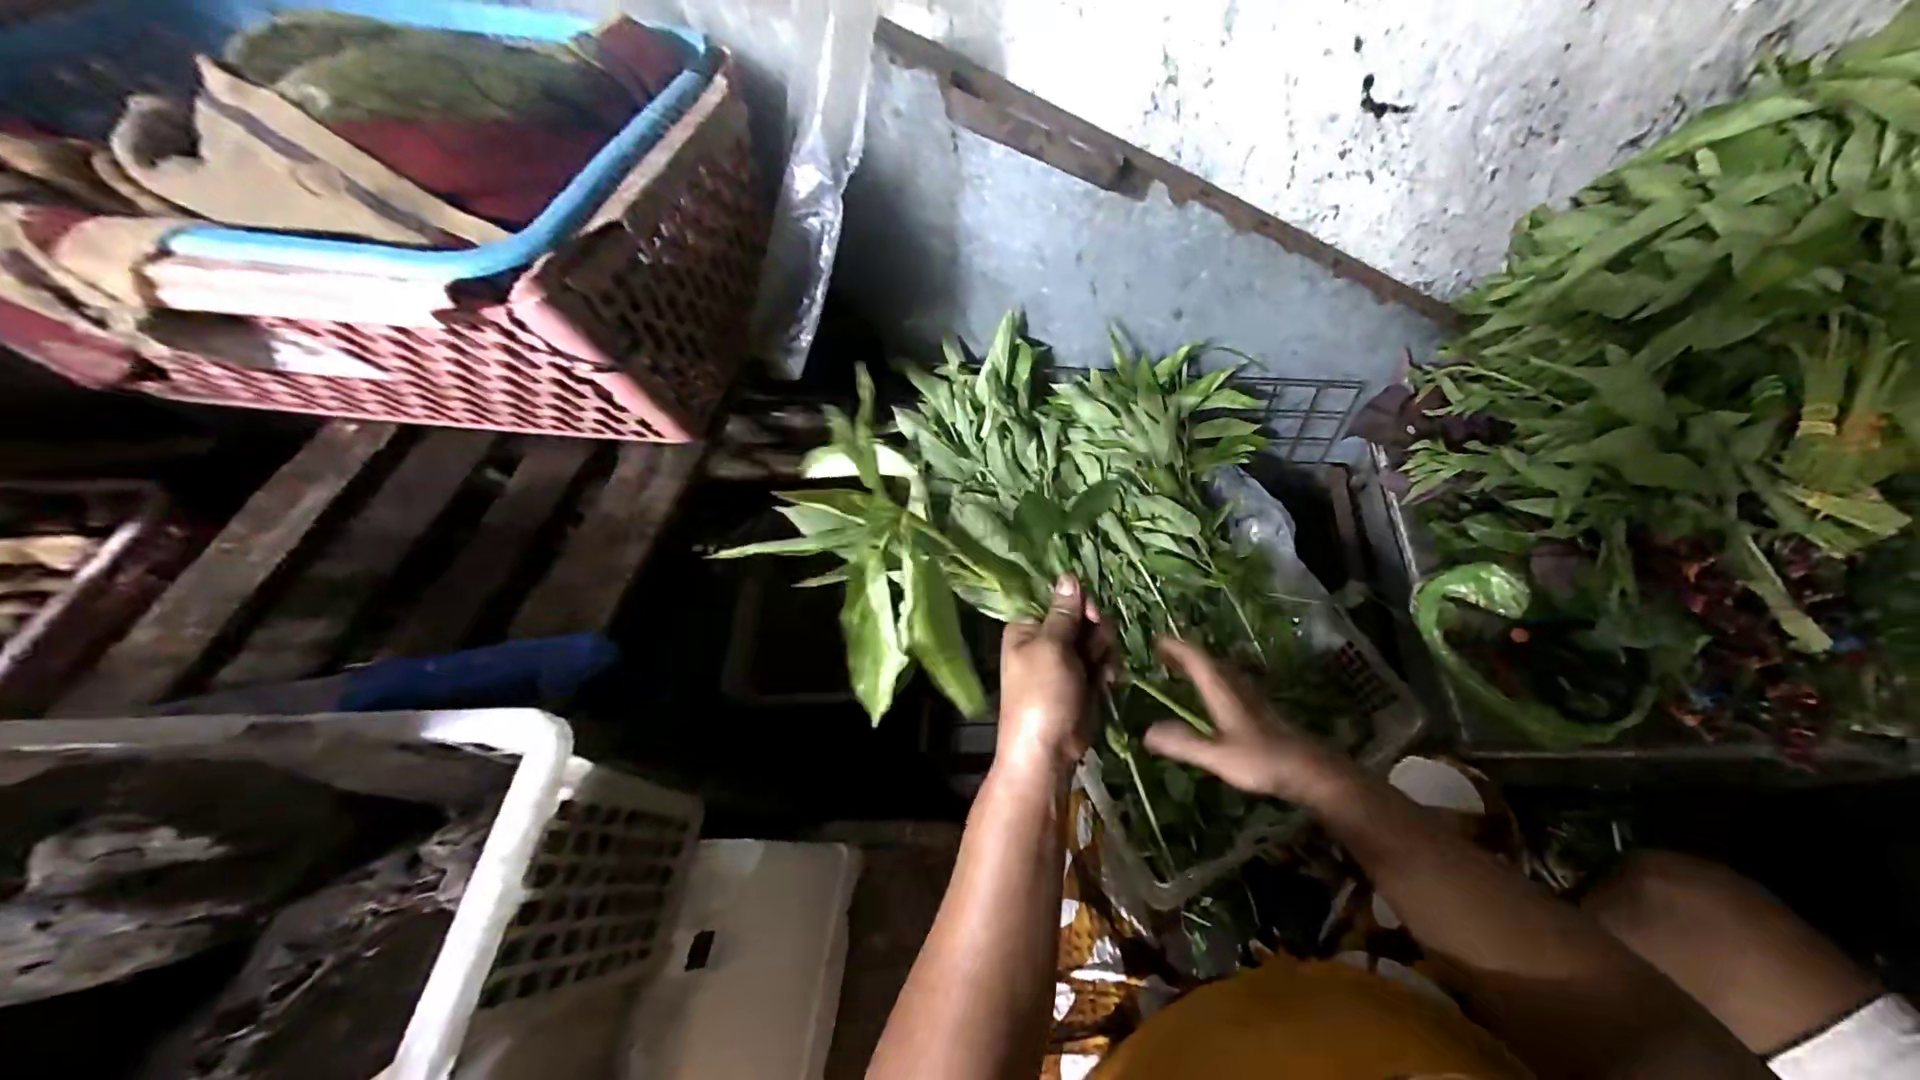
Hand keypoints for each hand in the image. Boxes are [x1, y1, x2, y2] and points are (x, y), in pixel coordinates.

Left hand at [997, 575, 1107, 776]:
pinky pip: (1103, 660)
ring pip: (1097, 637)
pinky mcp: (1084, 679)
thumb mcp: (1051, 647)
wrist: (1049, 750)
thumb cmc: (1041, 694)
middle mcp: (1046, 639)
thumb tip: (1067, 575)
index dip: (1077, 601)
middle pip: (1082, 616)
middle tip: (1096, 645)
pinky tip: (1107, 681)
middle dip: (1095, 629)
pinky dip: (1107, 669)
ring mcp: (1066, 660)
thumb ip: (1063, 613)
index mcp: (1027, 627)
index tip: (1090, 612)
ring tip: (1100, 670)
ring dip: (1104, 650)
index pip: (1056, 597)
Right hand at [1143, 637, 1358, 804]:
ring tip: (1179, 668)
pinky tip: (1208, 694)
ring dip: (1198, 665)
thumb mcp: (1218, 756)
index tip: (1155, 640)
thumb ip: (1184, 743)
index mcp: (1222, 690)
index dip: (1175, 647)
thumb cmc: (1263, 760)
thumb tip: (1146, 733)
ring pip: (1220, 671)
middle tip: (1160, 653)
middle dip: (1183, 653)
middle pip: (1207, 660)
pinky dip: (1211, 679)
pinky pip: (1228, 682)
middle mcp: (1235, 686)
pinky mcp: (1258, 708)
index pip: (1195, 658)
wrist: (1312, 771)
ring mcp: (1250, 696)